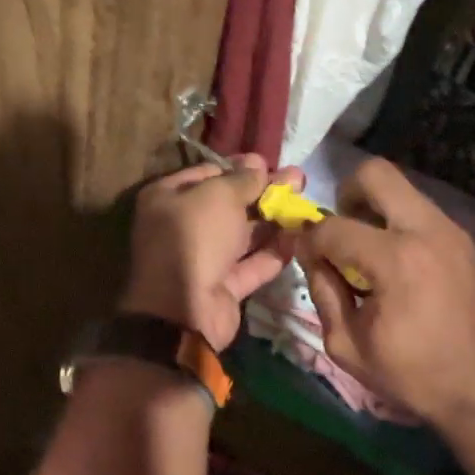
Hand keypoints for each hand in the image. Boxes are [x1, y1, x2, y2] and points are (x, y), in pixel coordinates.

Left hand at [123, 154, 303, 349]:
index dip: (240, 168)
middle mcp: (182, 226)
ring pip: (242, 234)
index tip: (270, 164)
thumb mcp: (218, 196)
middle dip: (263, 192)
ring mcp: (203, 259)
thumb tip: (256, 161)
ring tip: (306, 205)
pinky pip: (251, 264)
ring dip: (273, 220)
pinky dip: (273, 252)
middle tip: (298, 179)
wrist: (184, 312)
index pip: (209, 174)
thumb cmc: (194, 238)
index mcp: (168, 198)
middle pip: (229, 204)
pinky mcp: (222, 286)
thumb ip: (242, 179)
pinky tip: (300, 236)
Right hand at [297, 158, 474, 429]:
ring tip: (366, 250)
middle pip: (375, 173)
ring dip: (374, 207)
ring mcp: (450, 229)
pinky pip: (418, 209)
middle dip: (345, 194)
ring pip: (400, 187)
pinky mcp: (462, 238)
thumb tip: (311, 256)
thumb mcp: (349, 347)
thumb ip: (323, 293)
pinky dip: (397, 222)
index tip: (303, 254)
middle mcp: (425, 230)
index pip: (334, 227)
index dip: (309, 240)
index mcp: (396, 260)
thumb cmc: (416, 376)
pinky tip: (393, 262)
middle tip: (340, 229)